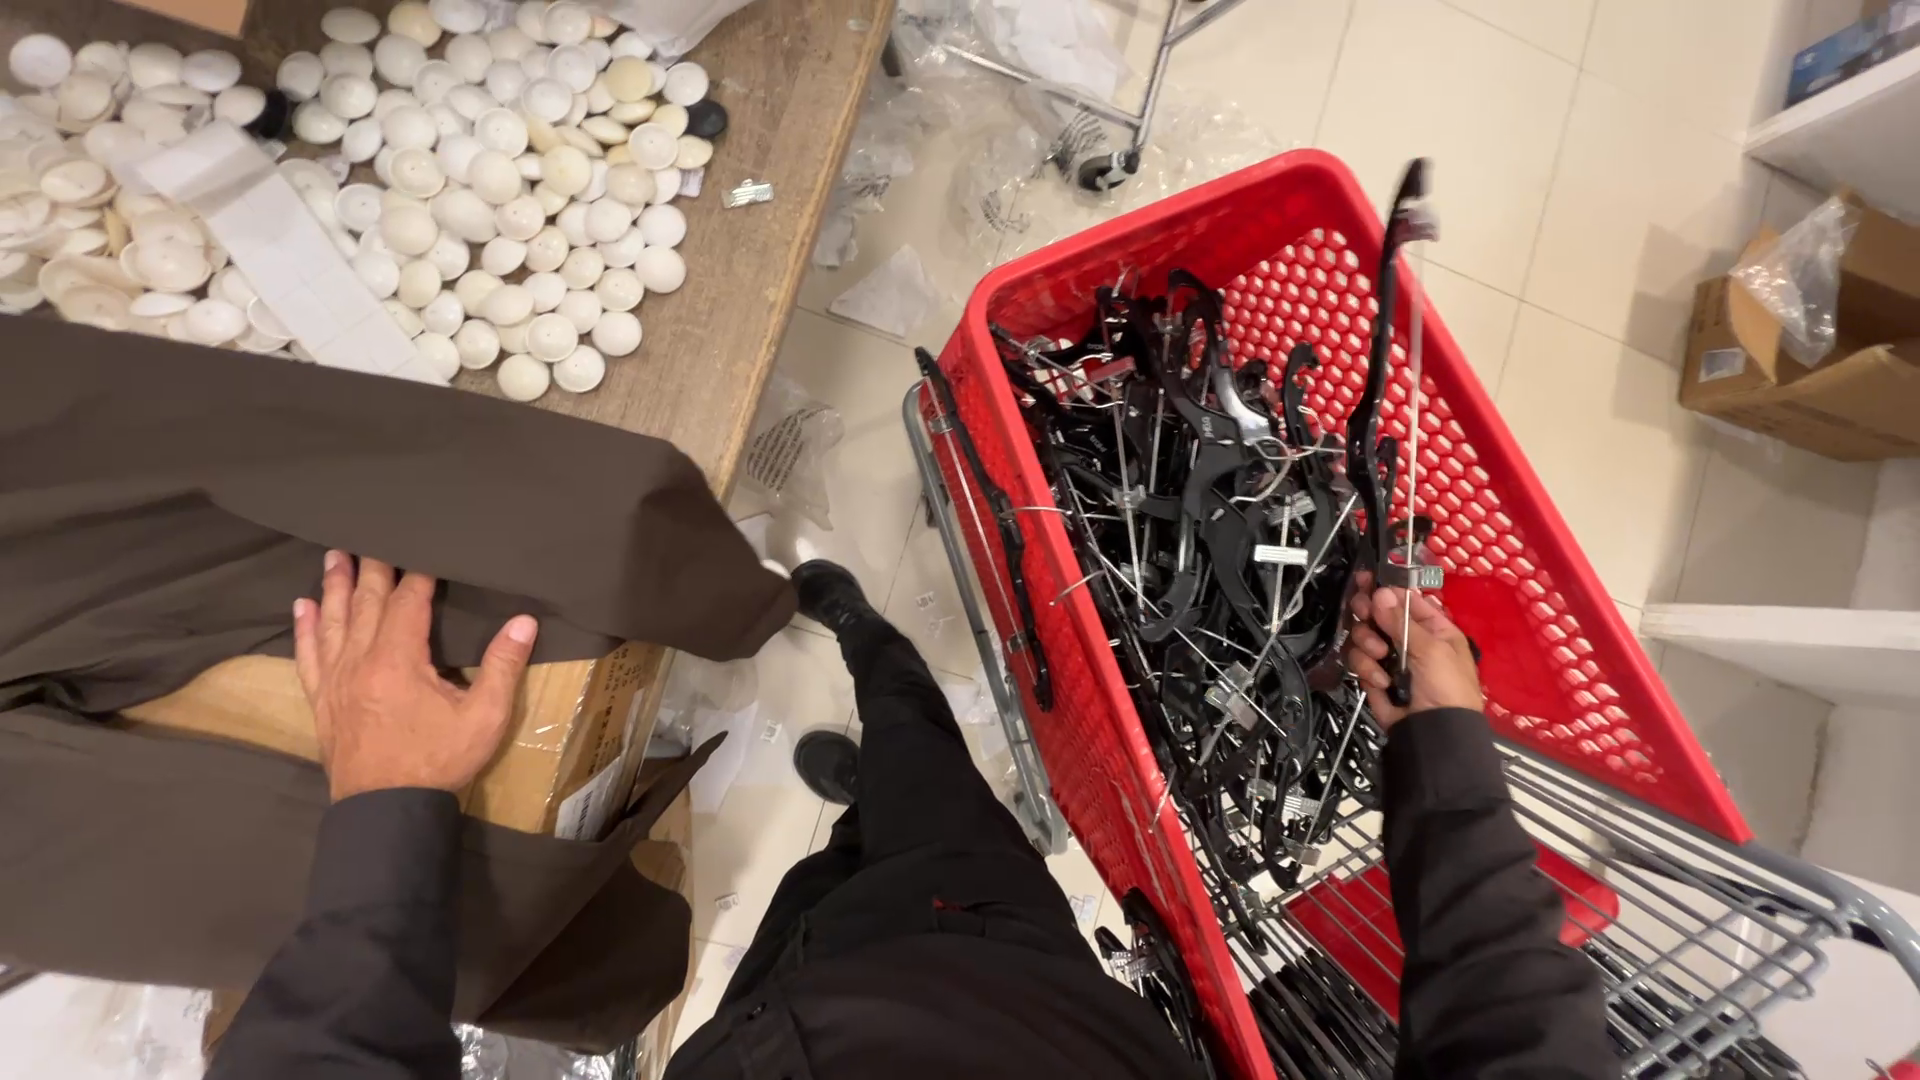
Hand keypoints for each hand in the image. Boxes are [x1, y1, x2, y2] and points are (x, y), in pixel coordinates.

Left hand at [293, 550, 538, 801]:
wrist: (387, 809)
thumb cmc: (441, 759)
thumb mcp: (486, 715)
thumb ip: (502, 665)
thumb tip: (524, 620)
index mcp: (398, 662)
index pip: (406, 604)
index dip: (417, 575)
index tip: (424, 548)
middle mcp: (359, 663)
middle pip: (364, 605)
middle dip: (371, 570)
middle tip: (370, 536)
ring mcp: (335, 681)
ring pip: (332, 623)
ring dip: (334, 587)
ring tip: (334, 556)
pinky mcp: (323, 699)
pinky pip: (307, 655)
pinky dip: (305, 628)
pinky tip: (302, 607)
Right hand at [1345, 570, 1482, 728]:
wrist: (1432, 731)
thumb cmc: (1445, 686)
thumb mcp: (1431, 649)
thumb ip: (1401, 620)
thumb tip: (1380, 592)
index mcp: (1432, 628)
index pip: (1405, 599)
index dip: (1385, 588)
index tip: (1365, 579)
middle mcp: (1407, 638)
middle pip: (1376, 612)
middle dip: (1368, 615)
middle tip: (1364, 616)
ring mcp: (1388, 655)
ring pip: (1361, 634)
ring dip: (1367, 645)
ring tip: (1380, 658)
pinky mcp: (1371, 672)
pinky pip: (1357, 659)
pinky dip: (1366, 669)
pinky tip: (1381, 682)